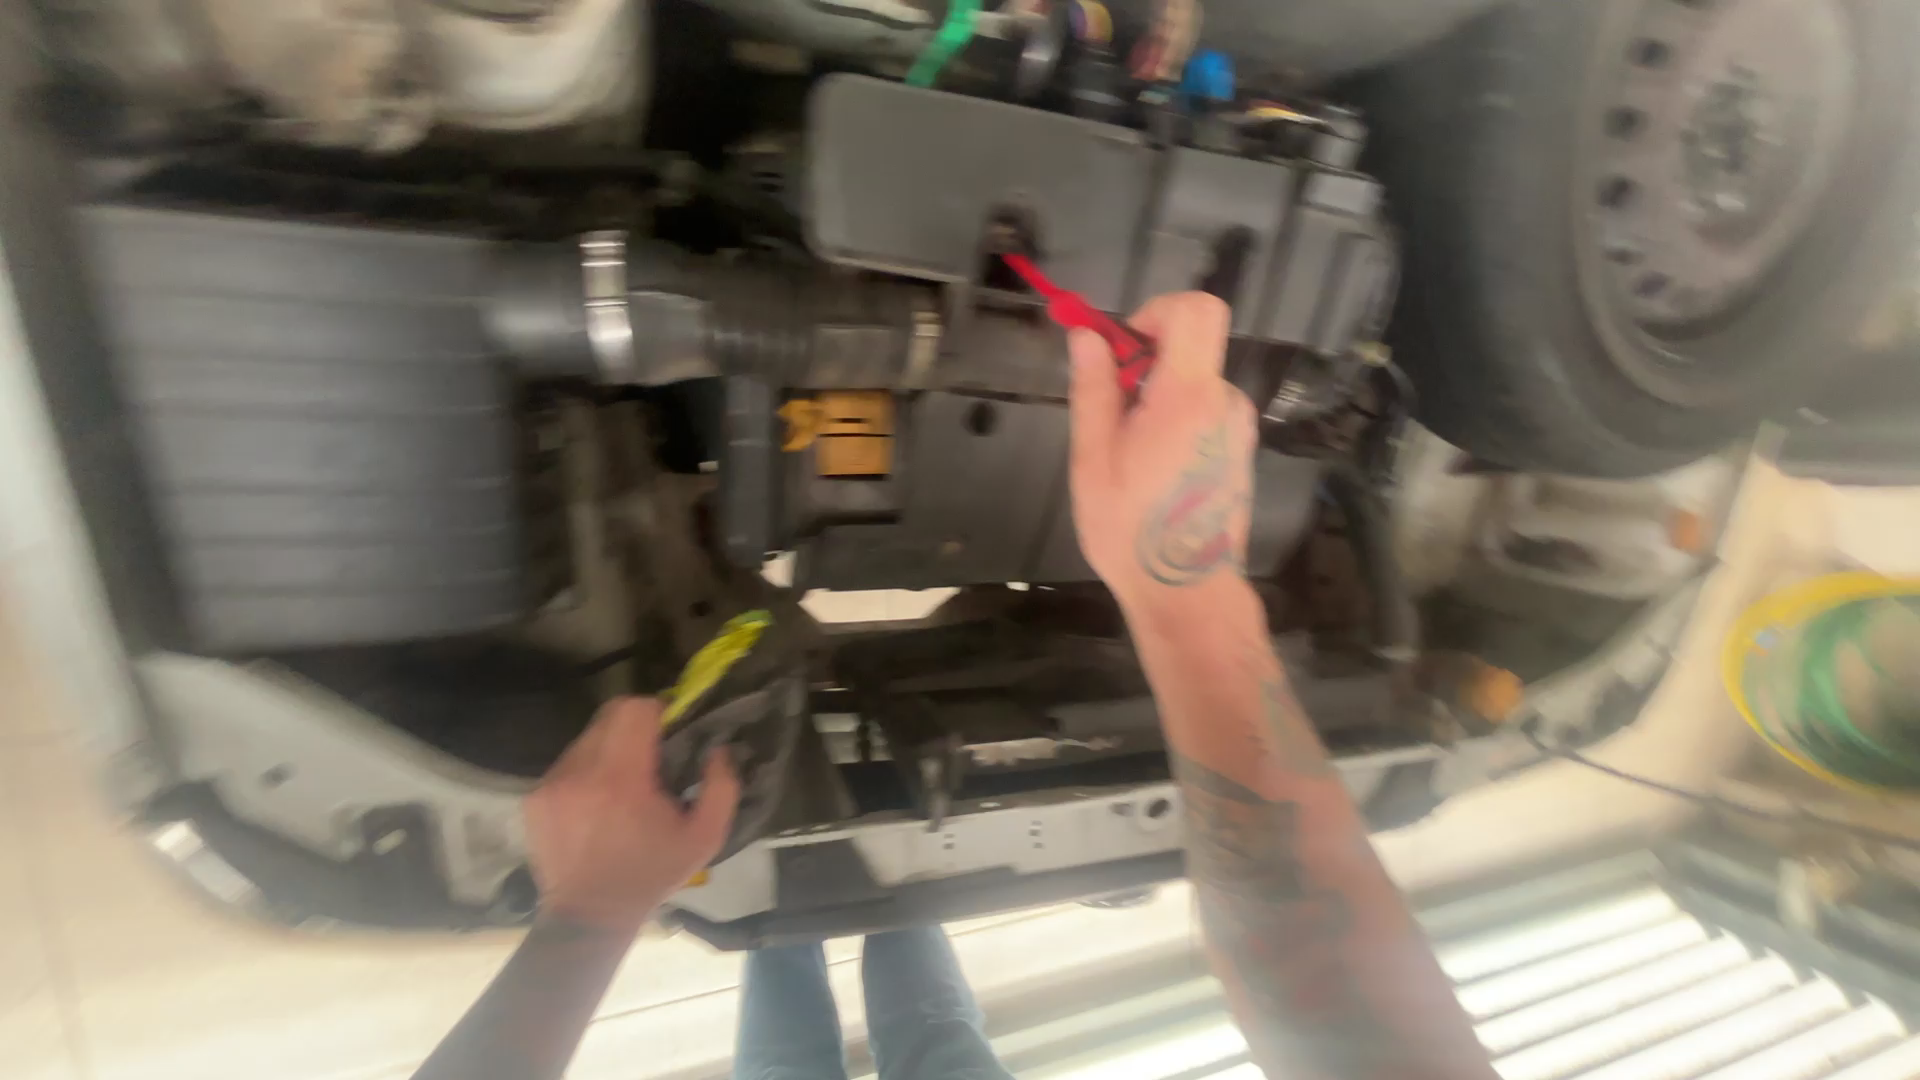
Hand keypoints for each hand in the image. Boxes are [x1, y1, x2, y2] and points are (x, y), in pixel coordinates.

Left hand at [524, 697, 739, 932]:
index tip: (670, 731)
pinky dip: (590, 765)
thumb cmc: (651, 875)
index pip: (635, 710)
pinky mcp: (535, 797)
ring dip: (612, 744)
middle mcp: (580, 774)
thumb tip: (717, 749)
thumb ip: (721, 786)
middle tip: (652, 748)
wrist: (588, 918)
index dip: (659, 711)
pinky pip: (570, 760)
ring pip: (589, 735)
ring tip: (625, 777)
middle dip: (636, 722)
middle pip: (610, 713)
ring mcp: (552, 784)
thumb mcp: (705, 837)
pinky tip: (600, 796)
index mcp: (622, 780)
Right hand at [1068, 292, 1257, 615]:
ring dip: (1158, 400)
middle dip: (1147, 364)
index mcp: (1188, 397)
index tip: (1123, 352)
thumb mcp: (1093, 459)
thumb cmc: (1129, 529)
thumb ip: (1093, 390)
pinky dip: (1176, 422)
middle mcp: (1224, 402)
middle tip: (1114, 414)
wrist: (1185, 592)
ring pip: (1194, 383)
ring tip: (1131, 456)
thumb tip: (1087, 335)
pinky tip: (1156, 471)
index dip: (1156, 313)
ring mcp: (1238, 428)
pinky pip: (1205, 412)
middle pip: (1192, 346)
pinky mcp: (1240, 451)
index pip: (1197, 310)